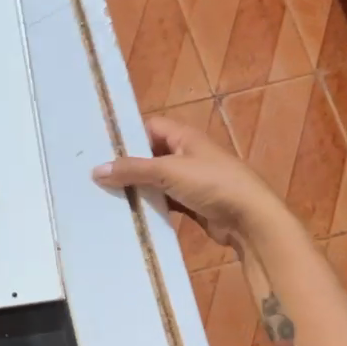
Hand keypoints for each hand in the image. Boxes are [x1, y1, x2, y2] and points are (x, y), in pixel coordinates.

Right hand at [92, 115, 282, 245]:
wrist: (250, 219)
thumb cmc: (212, 183)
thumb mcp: (168, 171)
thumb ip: (132, 169)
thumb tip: (96, 170)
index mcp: (184, 137)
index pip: (149, 126)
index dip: (127, 134)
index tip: (99, 147)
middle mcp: (187, 154)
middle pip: (150, 153)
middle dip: (127, 164)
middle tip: (96, 174)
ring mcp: (191, 179)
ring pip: (156, 179)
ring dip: (137, 187)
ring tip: (105, 194)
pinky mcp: (192, 202)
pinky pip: (164, 200)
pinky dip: (150, 204)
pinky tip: (129, 212)